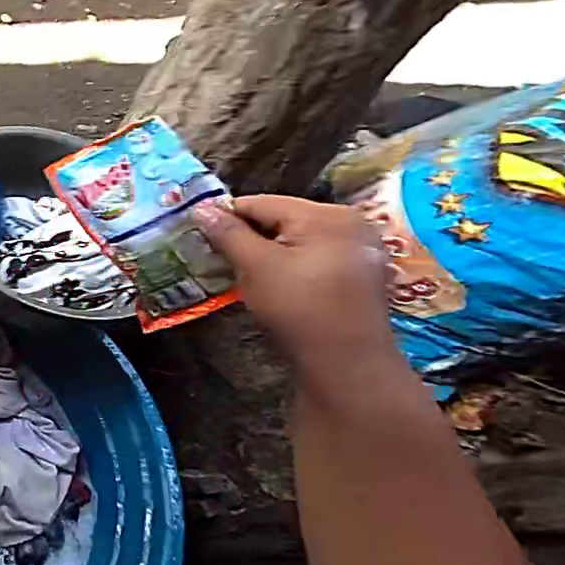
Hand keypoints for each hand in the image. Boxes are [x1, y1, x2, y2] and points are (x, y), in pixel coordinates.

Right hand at [192, 195, 394, 367]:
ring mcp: (361, 246)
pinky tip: (282, 284)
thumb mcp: (256, 268)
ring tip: (249, 274)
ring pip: (300, 237)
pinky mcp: (363, 270)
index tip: (202, 235)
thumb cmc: (299, 308)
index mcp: (324, 214)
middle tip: (223, 259)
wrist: (348, 362)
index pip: (261, 203)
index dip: (227, 216)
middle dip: (251, 236)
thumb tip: (201, 208)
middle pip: (283, 218)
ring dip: (271, 250)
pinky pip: (317, 254)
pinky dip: (294, 263)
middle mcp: (349, 220)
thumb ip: (228, 234)